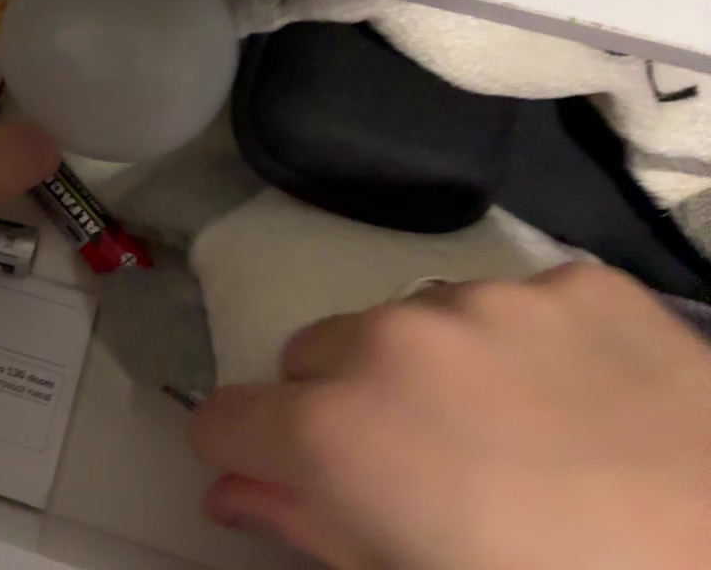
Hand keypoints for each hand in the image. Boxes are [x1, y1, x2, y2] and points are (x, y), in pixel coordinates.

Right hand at [191, 264, 710, 569]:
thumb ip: (304, 526)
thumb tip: (229, 491)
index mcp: (332, 430)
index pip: (222, 419)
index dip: (247, 454)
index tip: (287, 476)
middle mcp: (383, 343)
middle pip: (308, 359)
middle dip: (341, 405)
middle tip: (430, 469)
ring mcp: (484, 305)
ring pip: (403, 326)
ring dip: (429, 371)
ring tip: (526, 436)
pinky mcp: (578, 288)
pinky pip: (515, 304)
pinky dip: (528, 346)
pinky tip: (592, 401)